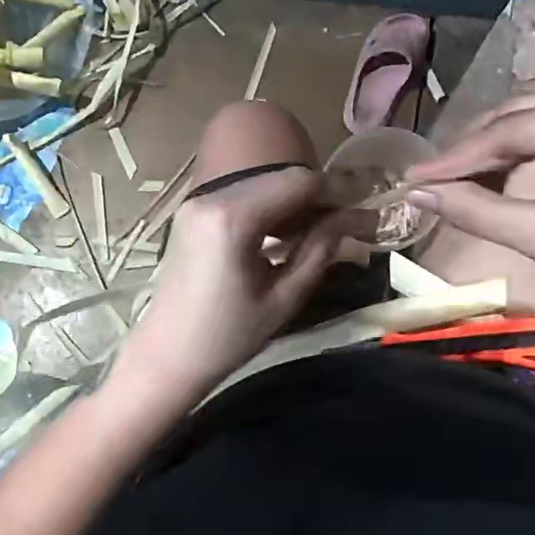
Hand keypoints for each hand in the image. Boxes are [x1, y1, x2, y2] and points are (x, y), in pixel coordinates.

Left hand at [113, 166, 357, 400]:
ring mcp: (195, 204)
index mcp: (231, 218)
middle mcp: (209, 198)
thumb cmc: (226, 338)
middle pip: (278, 178)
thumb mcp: (283, 298)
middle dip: (317, 194)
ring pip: (259, 185)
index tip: (368, 201)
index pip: (298, 182)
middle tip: (350, 218)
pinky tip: (286, 233)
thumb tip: (352, 218)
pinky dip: (268, 208)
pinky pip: (239, 198)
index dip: (337, 190)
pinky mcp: (191, 216)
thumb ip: (319, 250)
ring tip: (322, 229)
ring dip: (293, 201)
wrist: (167, 356)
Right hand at [404, 77, 534, 348]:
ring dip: (503, 145)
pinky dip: (534, 149)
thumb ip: (477, 210)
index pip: (527, 124)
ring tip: (457, 172)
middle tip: (432, 174)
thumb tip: (415, 193)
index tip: (414, 175)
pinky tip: (501, 167)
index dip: (463, 153)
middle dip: (480, 145)